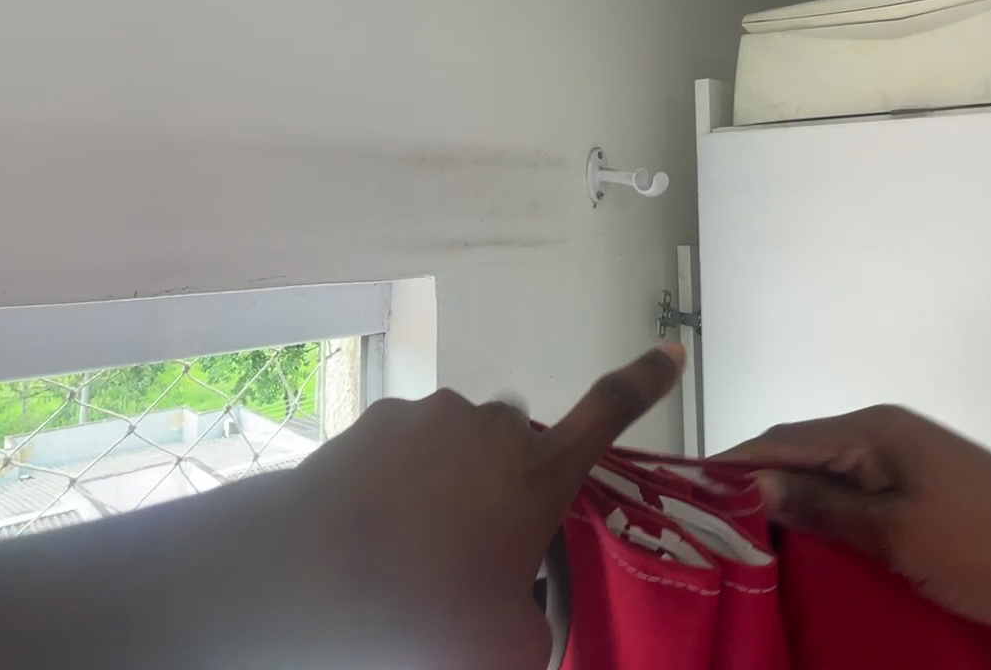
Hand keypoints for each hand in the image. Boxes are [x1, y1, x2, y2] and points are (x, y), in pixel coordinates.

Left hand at [288, 343, 684, 669]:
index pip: (607, 415)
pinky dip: (404, 471)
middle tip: (465, 542)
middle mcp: (494, 430)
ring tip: (410, 537)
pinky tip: (376, 515)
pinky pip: (412, 440)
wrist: (319, 572)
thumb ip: (530, 612)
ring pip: (460, 444)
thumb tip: (520, 600)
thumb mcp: (505, 640)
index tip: (671, 351)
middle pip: (515, 446)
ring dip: (449, 479)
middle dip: (502, 482)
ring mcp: (437, 414)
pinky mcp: (387, 413)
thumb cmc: (427, 609)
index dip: (644, 381)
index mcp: (536, 475)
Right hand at [715, 404, 990, 632]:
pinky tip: (809, 532)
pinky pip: (855, 484)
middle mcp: (884, 429)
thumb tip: (751, 484)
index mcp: (874, 429)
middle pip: (803, 449)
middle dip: (759, 478)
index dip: (737, 461)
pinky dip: (825, 505)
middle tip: (714, 515)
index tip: (691, 484)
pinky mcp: (922, 480)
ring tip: (749, 527)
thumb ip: (822, 506)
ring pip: (827, 468)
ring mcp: (906, 453)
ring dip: (792, 494)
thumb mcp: (897, 535)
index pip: (786, 439)